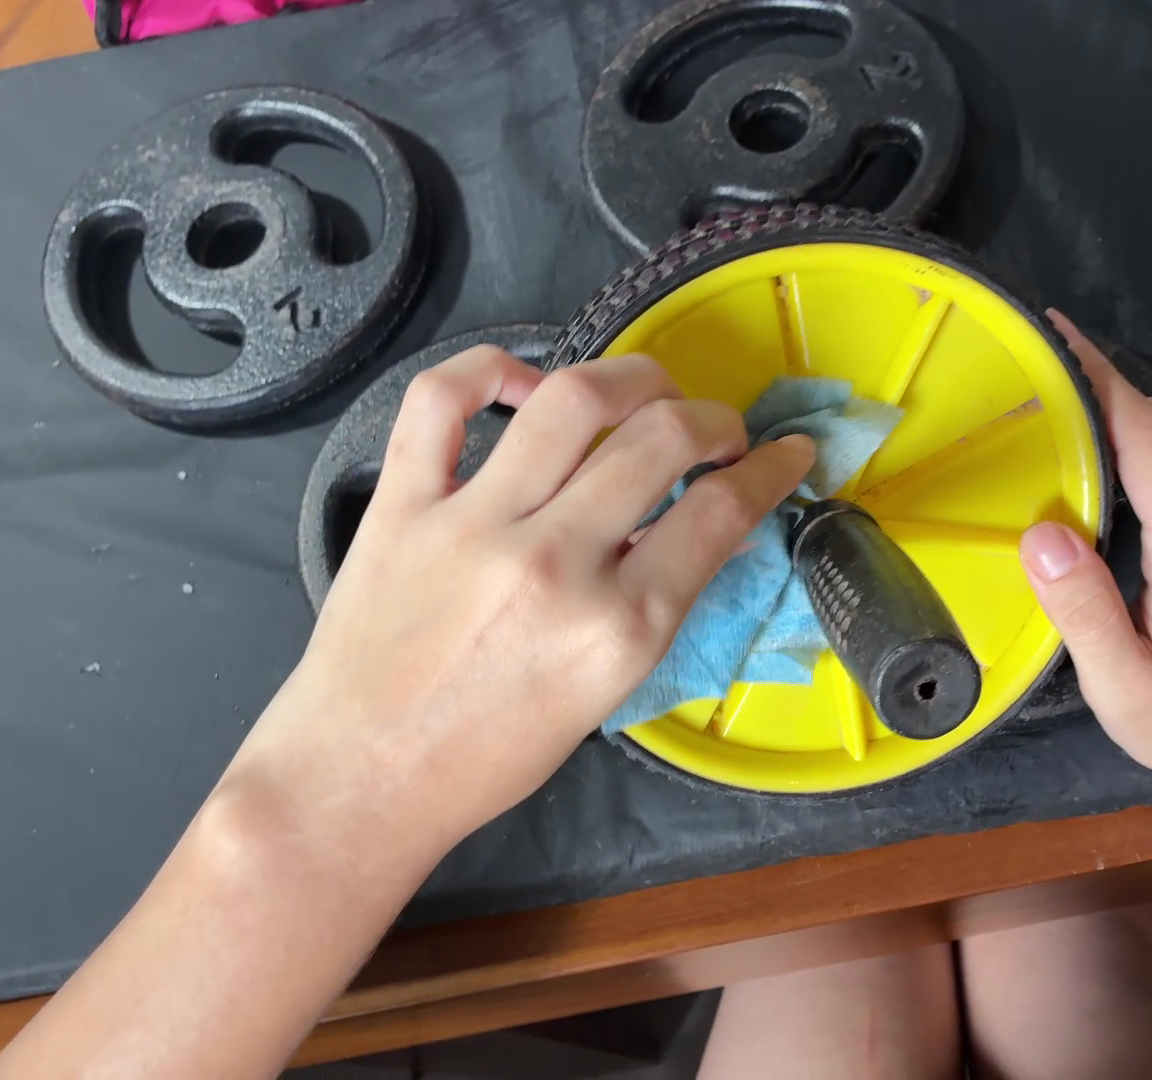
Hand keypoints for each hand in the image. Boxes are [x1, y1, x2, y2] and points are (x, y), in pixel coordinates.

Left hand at [228, 346, 813, 868]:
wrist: (364, 781)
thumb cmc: (501, 752)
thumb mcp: (615, 686)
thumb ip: (665, 596)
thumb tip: (709, 520)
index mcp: (621, 625)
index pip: (722, 512)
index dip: (772, 469)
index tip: (787, 453)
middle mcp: (555, 562)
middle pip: (663, 438)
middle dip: (716, 419)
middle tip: (718, 432)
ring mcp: (471, 524)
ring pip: (573, 399)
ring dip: (635, 377)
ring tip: (651, 390)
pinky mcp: (400, 505)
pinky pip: (442, 401)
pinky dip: (494, 369)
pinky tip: (529, 383)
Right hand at [1019, 313, 1151, 795]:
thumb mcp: (1121, 687)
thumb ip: (1084, 610)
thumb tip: (1042, 534)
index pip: (1149, 437)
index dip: (1101, 379)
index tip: (1055, 336)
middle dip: (1107, 388)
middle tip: (1040, 387)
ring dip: (1133, 410)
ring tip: (1074, 421)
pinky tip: (1124, 460)